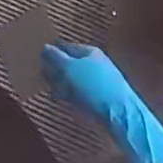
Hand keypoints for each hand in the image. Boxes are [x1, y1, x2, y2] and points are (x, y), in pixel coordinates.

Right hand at [42, 43, 162, 162]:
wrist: (123, 116)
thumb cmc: (96, 88)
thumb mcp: (71, 69)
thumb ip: (56, 57)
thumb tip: (46, 47)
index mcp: (90, 52)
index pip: (66, 47)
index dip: (52, 53)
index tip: (39, 61)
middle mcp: (97, 63)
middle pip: (70, 64)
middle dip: (57, 71)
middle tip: (44, 78)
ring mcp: (102, 81)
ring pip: (75, 80)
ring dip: (64, 86)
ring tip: (54, 92)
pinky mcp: (104, 98)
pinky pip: (82, 93)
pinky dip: (73, 97)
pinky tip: (67, 102)